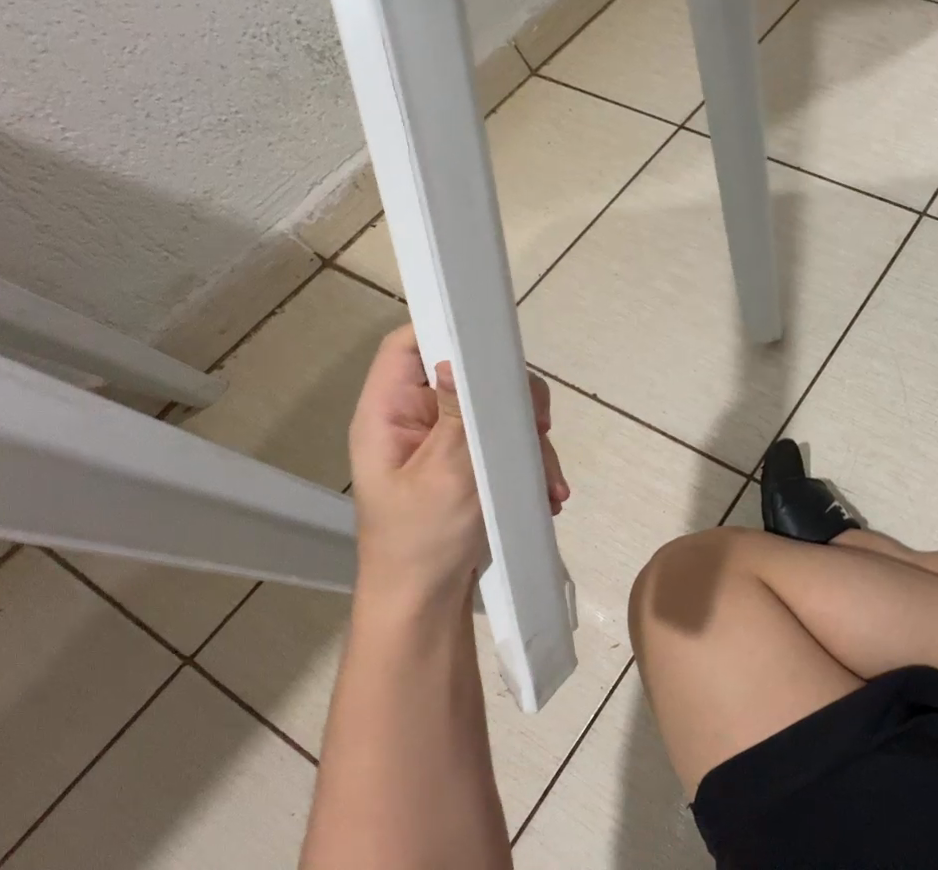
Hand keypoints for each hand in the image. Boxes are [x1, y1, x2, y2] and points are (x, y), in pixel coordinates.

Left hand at [347, 325, 570, 598]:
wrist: (428, 603)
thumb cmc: (422, 542)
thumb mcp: (444, 476)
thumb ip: (457, 417)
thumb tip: (461, 360)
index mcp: (390, 415)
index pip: (409, 347)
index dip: (448, 333)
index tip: (498, 351)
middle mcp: (419, 419)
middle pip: (472, 375)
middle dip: (514, 402)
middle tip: (538, 430)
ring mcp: (449, 441)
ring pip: (501, 411)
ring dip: (533, 443)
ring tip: (547, 483)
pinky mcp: (475, 464)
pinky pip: (512, 444)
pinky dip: (534, 464)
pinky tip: (546, 493)